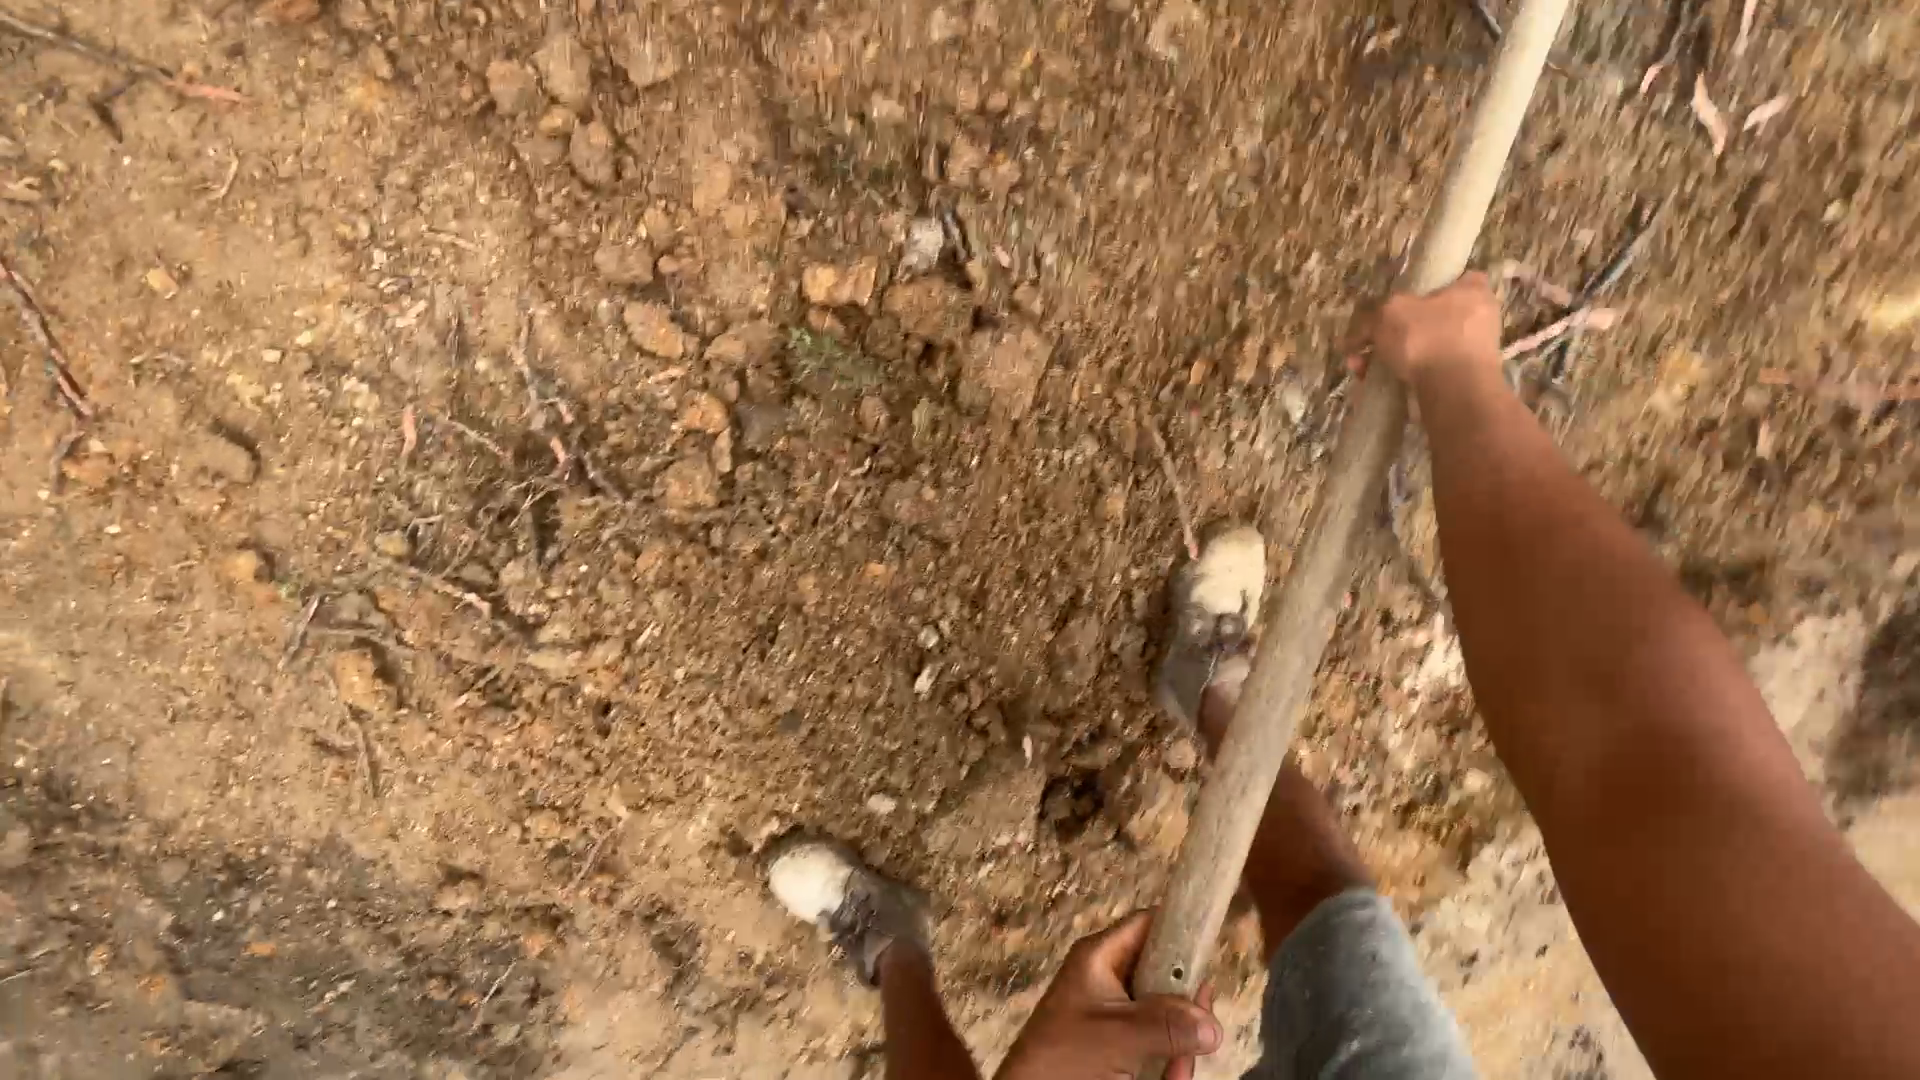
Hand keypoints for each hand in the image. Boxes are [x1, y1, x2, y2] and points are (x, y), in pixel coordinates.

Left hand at [995, 912, 1221, 1079]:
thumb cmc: (1066, 1054)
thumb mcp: (1118, 1034)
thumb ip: (1167, 1024)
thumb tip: (1213, 1024)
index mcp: (1100, 957)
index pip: (1147, 925)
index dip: (1178, 929)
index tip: (1209, 952)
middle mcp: (1110, 979)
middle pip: (1165, 975)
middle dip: (1186, 1005)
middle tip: (1202, 1028)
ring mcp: (1115, 1015)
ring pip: (1166, 1018)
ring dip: (1180, 1045)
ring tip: (1178, 1072)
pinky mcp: (1119, 1047)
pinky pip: (1156, 1047)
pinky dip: (1168, 1066)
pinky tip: (1172, 1078)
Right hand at [1344, 271, 1502, 385]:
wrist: (1453, 389)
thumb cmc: (1426, 337)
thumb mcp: (1389, 312)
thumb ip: (1374, 312)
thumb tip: (1364, 326)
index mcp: (1472, 290)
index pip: (1453, 279)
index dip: (1424, 290)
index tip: (1399, 305)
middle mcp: (1479, 316)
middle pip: (1429, 318)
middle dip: (1392, 334)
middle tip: (1366, 346)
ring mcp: (1474, 349)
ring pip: (1424, 347)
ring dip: (1390, 358)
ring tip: (1361, 370)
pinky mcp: (1465, 378)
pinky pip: (1427, 371)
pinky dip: (1403, 375)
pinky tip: (1377, 383)